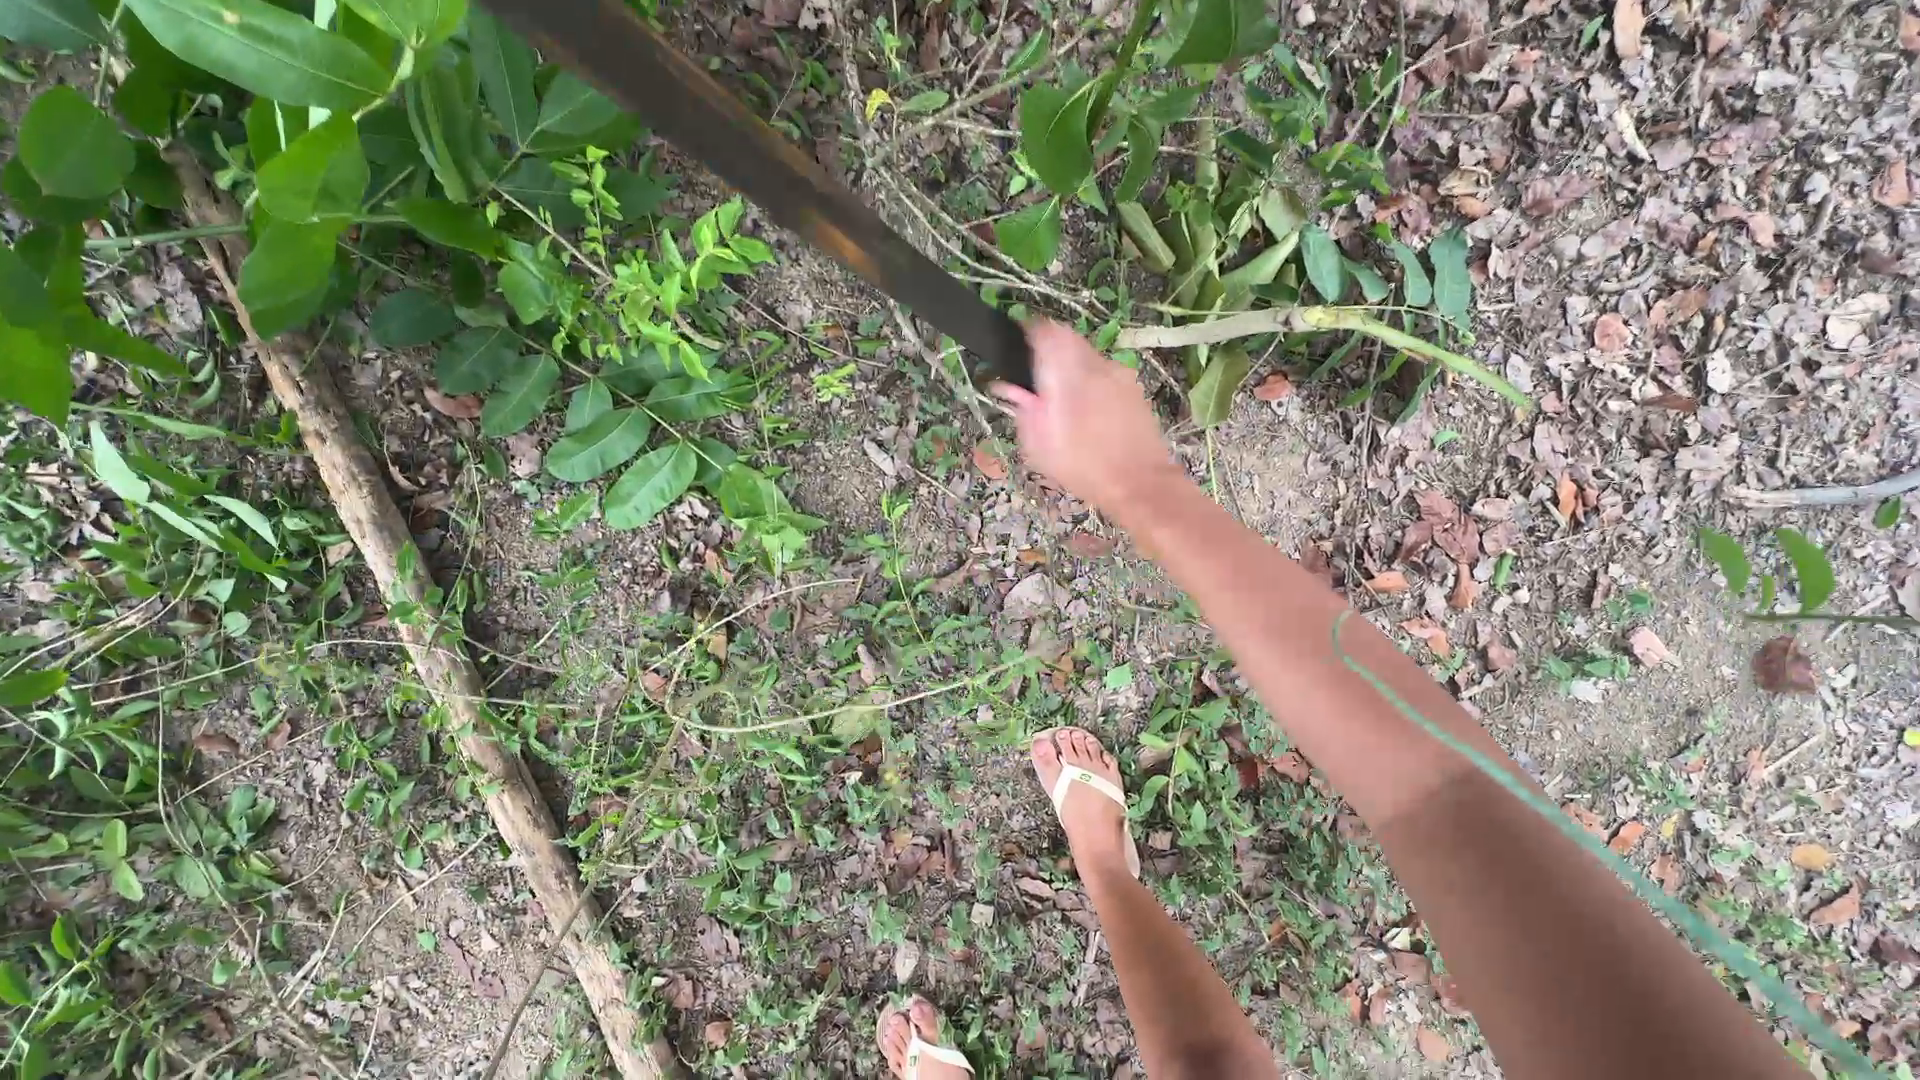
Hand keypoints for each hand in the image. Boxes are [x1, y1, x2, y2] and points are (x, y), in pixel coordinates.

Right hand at [992, 320, 1181, 518]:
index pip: (1047, 333)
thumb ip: (1026, 412)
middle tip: (1040, 378)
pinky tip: (1090, 412)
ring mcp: (1120, 375)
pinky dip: (1093, 383)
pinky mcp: (1135, 388)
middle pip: (1069, 340)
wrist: (1140, 482)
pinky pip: (1106, 374)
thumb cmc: (1085, 469)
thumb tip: (1012, 391)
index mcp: (1069, 376)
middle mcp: (1097, 366)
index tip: (1021, 343)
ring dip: (1074, 369)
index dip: (1031, 332)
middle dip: (1052, 353)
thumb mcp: (1042, 448)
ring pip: (1089, 358)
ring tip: (1066, 401)